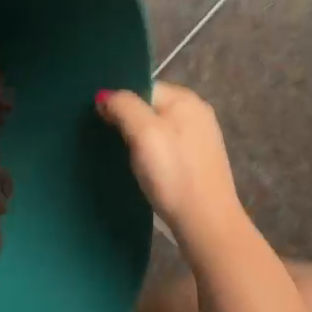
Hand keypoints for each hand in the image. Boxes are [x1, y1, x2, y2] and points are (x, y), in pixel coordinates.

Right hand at [98, 84, 247, 249]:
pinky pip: (165, 146)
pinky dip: (151, 154)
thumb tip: (104, 96)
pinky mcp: (198, 161)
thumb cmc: (174, 173)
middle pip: (148, 106)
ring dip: (138, 139)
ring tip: (124, 156)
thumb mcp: (143, 133)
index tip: (104, 122)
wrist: (207, 224)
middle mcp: (196, 113)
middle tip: (111, 140)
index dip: (120, 102)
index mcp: (186, 100)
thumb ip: (122, 105)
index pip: (141, 87)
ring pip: (155, 128)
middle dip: (127, 120)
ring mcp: (199, 138)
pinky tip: (144, 169)